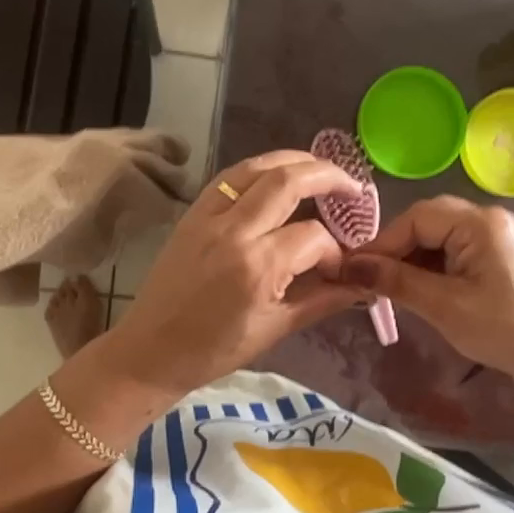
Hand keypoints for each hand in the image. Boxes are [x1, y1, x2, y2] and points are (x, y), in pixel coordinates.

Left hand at [97, 151, 369, 395]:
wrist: (151, 351)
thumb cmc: (216, 350)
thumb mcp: (276, 329)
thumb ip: (322, 300)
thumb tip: (362, 285)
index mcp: (258, 266)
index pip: (313, 237)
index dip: (334, 251)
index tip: (339, 270)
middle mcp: (234, 231)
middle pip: (288, 181)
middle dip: (327, 176)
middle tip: (353, 186)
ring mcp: (208, 217)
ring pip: (257, 168)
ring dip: (294, 160)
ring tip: (321, 167)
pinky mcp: (192, 213)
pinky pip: (229, 177)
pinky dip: (258, 169)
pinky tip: (277, 175)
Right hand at [343, 197, 513, 380]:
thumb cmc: (499, 329)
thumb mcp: (442, 305)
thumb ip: (396, 280)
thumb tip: (349, 266)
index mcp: (480, 223)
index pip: (416, 217)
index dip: (383, 242)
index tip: (357, 271)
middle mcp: (489, 218)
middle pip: (427, 220)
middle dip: (397, 248)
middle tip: (372, 278)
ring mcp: (496, 234)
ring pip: (439, 234)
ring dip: (413, 257)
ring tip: (392, 286)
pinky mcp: (497, 252)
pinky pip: (454, 246)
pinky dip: (432, 264)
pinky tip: (419, 287)